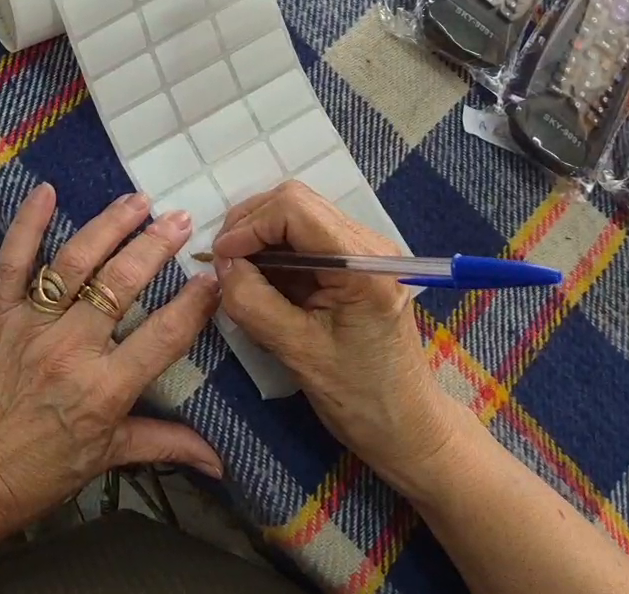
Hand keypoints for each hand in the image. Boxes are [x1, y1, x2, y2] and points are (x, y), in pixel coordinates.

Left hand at [0, 184, 222, 549]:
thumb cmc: (37, 472)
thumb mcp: (106, 460)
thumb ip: (164, 444)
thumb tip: (220, 461)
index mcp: (104, 390)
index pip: (163, 337)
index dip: (193, 305)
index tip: (214, 277)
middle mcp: (70, 349)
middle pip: (120, 285)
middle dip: (154, 247)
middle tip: (179, 220)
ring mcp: (30, 325)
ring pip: (74, 264)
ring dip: (108, 227)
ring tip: (136, 201)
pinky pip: (13, 262)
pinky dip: (28, 224)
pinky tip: (47, 191)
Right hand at [211, 182, 459, 483]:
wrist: (407, 427)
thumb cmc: (358, 397)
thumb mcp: (296, 351)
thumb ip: (252, 301)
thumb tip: (221, 264)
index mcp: (363, 264)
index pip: (295, 209)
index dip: (250, 225)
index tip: (221, 257)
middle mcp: (369, 244)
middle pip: (296, 202)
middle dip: (252, 224)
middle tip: (225, 261)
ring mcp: (364, 251)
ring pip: (298, 214)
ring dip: (262, 236)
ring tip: (240, 271)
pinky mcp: (355, 263)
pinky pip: (306, 237)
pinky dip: (276, 249)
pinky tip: (262, 278)